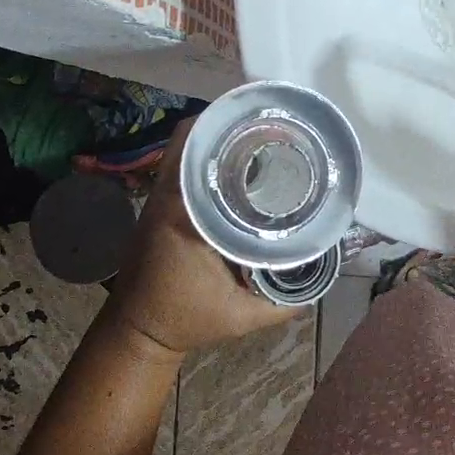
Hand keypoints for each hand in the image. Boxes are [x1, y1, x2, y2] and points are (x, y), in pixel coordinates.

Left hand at [103, 120, 298, 360]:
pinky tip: (236, 165)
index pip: (197, 151)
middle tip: (269, 126)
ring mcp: (159, 200)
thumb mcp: (239, 316)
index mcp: (184, 215)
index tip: (264, 122)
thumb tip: (317, 288)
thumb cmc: (185, 320)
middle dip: (228, 126)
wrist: (138, 332)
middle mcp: (167, 198)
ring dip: (215, 139)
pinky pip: (180, 167)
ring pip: (185, 149)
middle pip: (191, 138)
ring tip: (257, 138)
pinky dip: (204, 157)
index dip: (227, 127)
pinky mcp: (158, 207)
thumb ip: (282, 304)